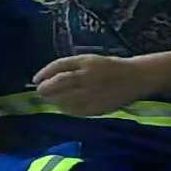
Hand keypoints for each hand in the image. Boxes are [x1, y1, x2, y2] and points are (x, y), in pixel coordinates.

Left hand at [32, 54, 151, 115]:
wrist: (135, 78)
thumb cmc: (109, 67)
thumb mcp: (90, 60)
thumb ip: (71, 67)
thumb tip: (48, 78)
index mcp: (86, 62)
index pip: (59, 67)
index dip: (44, 73)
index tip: (35, 80)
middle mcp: (88, 76)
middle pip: (59, 83)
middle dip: (45, 89)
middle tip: (40, 91)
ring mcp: (93, 93)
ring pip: (65, 99)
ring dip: (53, 100)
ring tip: (49, 99)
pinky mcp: (98, 106)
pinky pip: (76, 110)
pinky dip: (65, 109)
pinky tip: (62, 107)